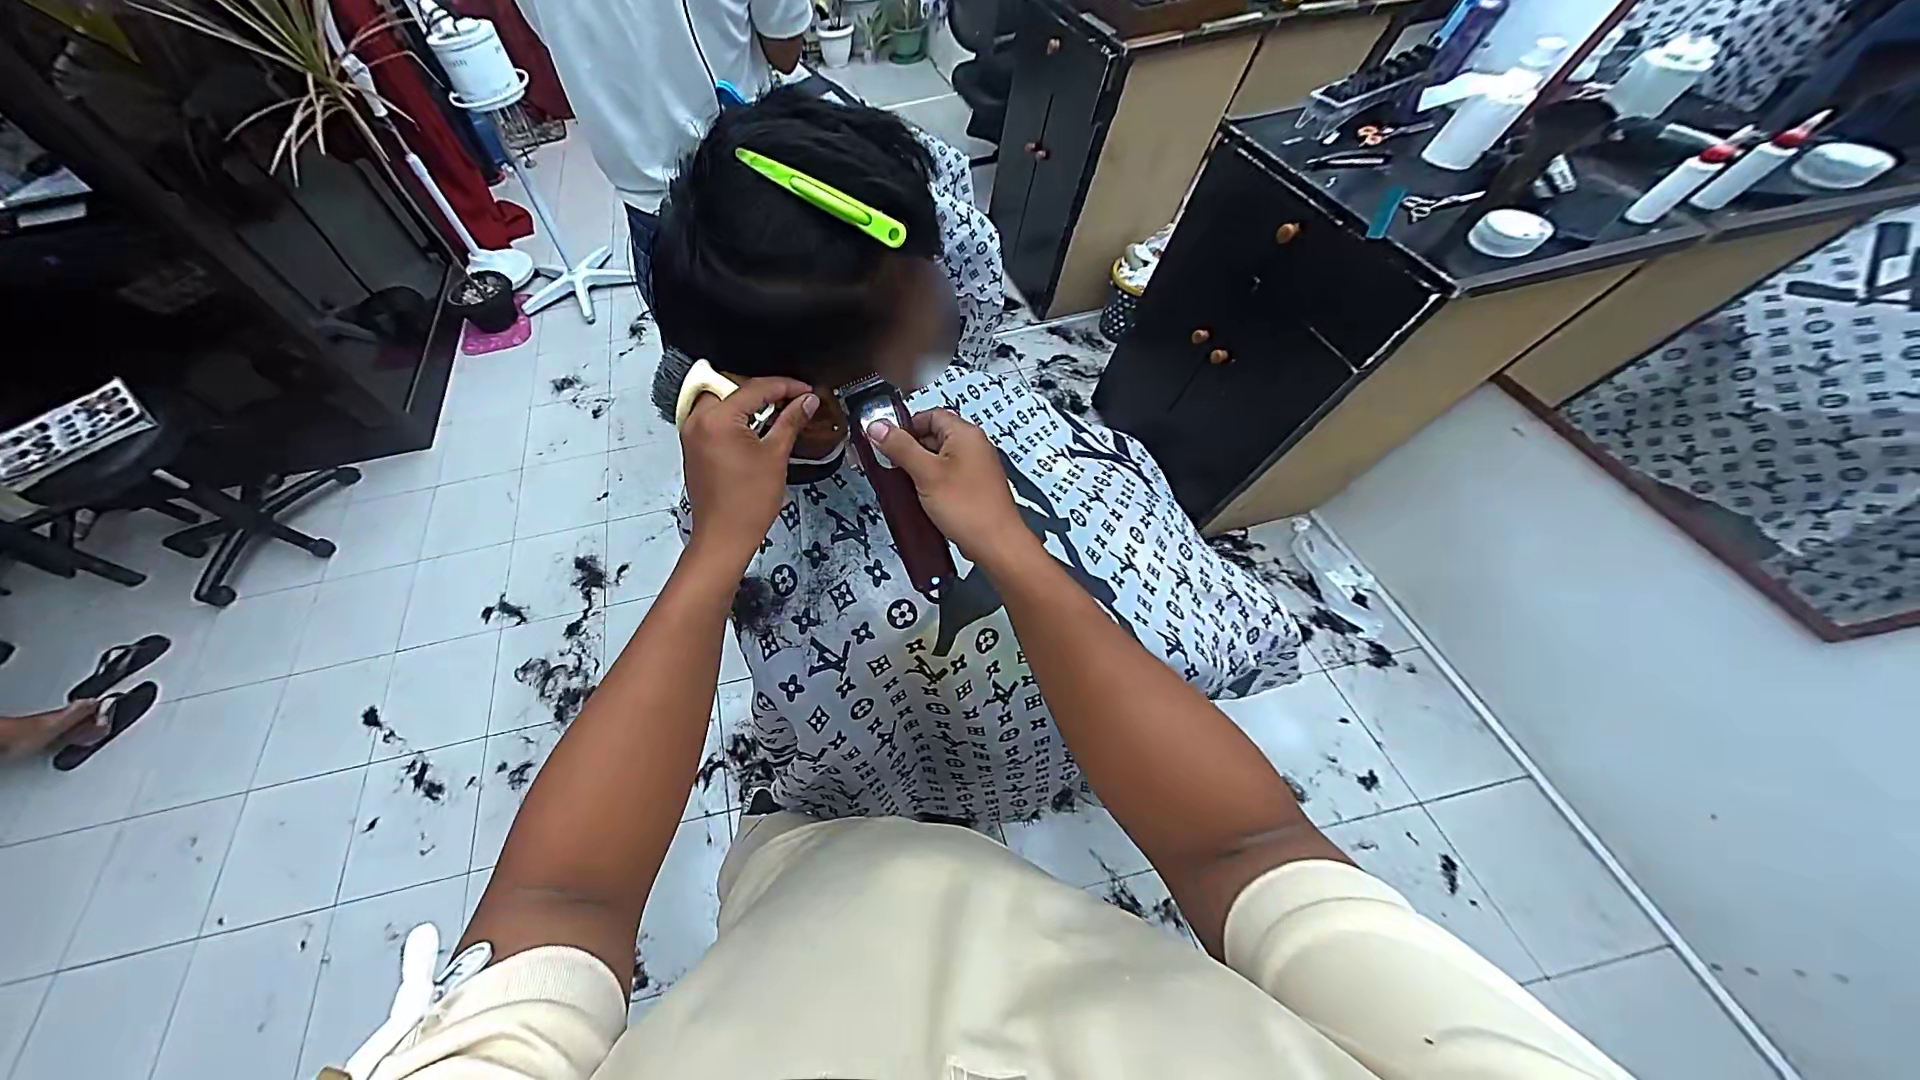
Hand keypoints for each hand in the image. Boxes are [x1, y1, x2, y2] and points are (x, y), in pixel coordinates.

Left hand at [681, 377, 816, 565]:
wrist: (725, 535)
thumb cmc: (746, 504)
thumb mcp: (776, 456)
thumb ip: (790, 421)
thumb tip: (806, 402)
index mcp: (717, 420)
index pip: (755, 387)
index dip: (786, 386)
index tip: (805, 391)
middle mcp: (698, 421)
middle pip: (733, 385)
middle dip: (765, 389)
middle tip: (792, 398)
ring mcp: (692, 433)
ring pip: (722, 399)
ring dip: (749, 401)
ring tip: (778, 411)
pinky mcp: (694, 446)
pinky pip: (714, 417)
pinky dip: (736, 415)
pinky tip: (758, 426)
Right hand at [865, 410, 1034, 565]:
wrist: (995, 543)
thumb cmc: (972, 509)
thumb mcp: (926, 474)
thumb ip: (900, 448)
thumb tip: (878, 428)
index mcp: (966, 433)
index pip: (928, 414)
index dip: (904, 425)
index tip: (886, 439)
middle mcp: (974, 446)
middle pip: (932, 436)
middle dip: (910, 450)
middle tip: (893, 464)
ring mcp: (976, 467)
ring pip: (938, 458)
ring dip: (920, 469)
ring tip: (908, 484)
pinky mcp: (974, 487)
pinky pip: (947, 476)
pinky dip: (932, 483)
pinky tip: (923, 497)